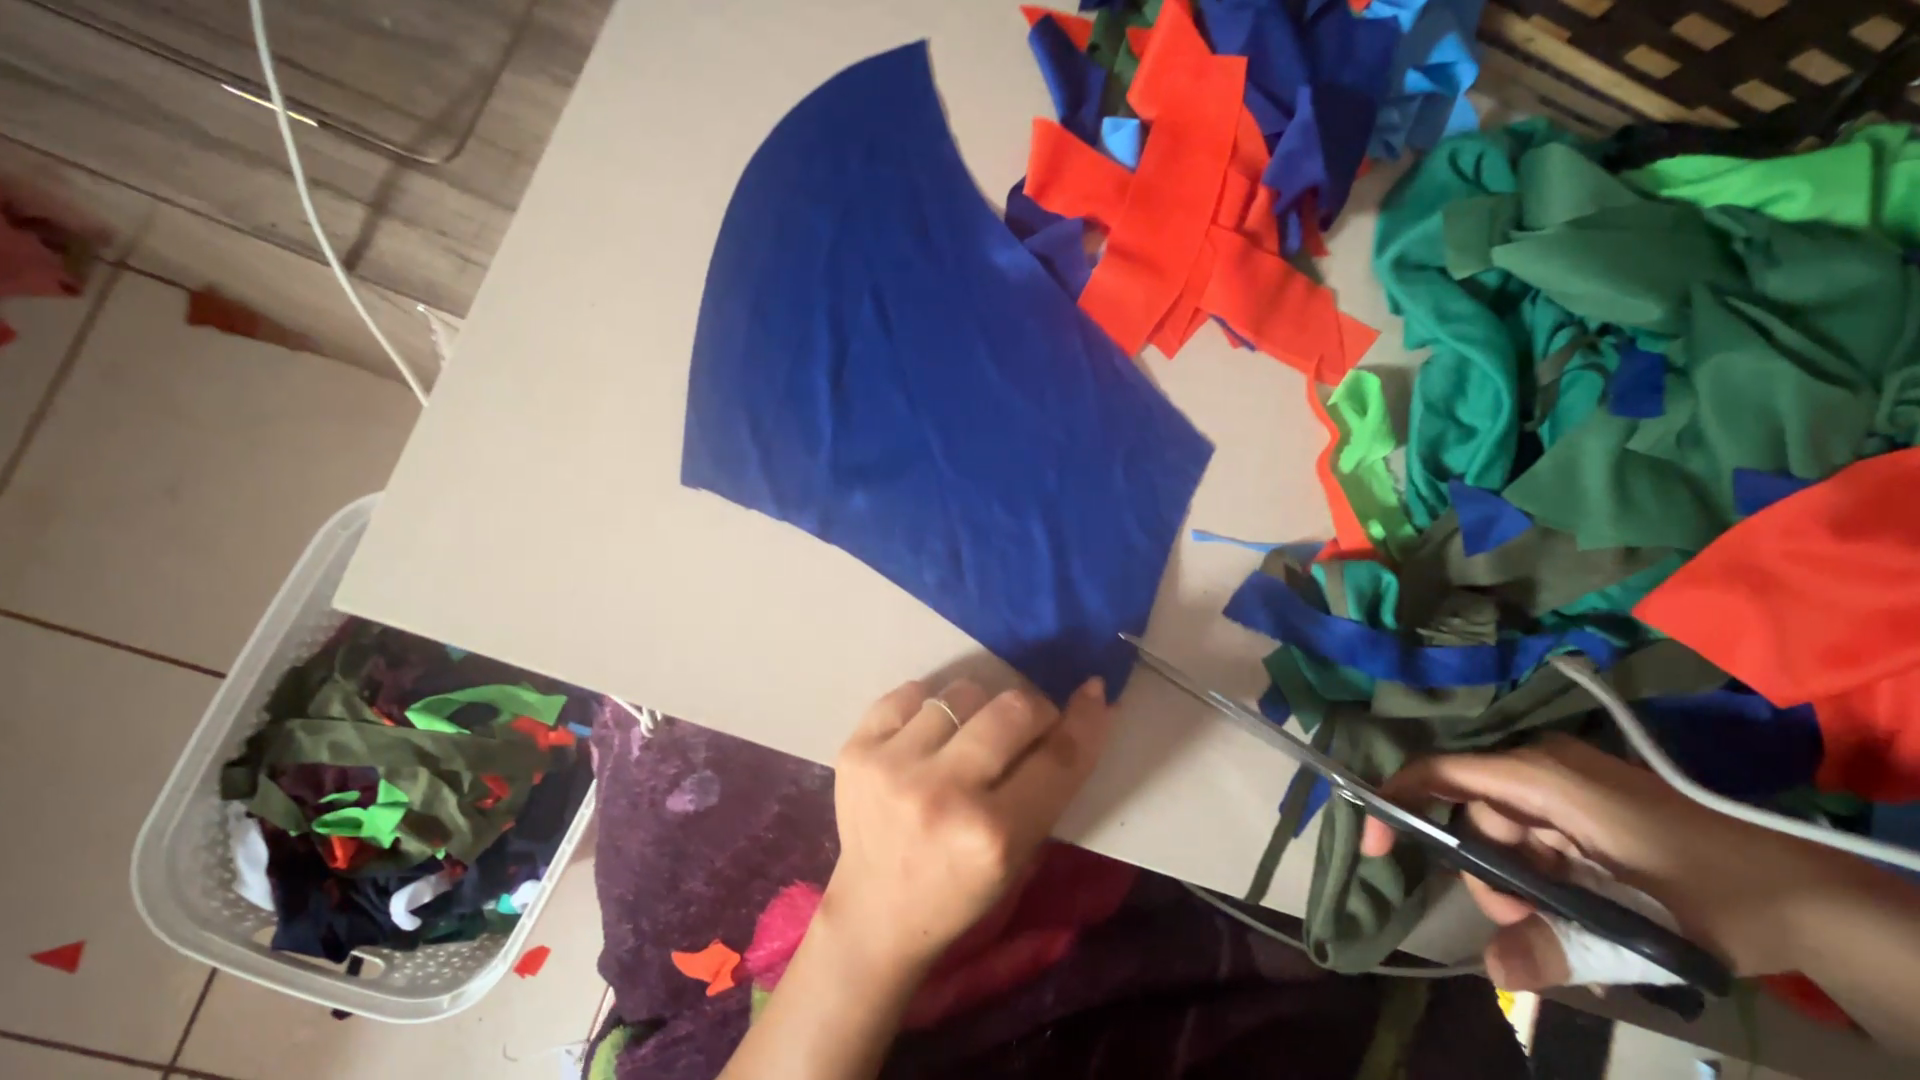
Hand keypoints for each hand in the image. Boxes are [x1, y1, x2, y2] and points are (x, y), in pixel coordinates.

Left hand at [819, 676, 1114, 980]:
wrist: (877, 912)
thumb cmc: (961, 889)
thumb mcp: (1021, 853)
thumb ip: (1052, 782)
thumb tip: (1088, 702)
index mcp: (994, 836)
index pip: (1059, 756)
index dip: (1085, 719)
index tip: (1093, 693)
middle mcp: (943, 796)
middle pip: (1013, 709)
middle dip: (1033, 710)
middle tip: (1027, 726)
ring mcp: (893, 769)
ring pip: (962, 692)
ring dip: (978, 708)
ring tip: (968, 738)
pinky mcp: (856, 752)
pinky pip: (910, 693)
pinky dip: (928, 706)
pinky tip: (928, 738)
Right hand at [1359, 735, 1847, 990]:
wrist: (1813, 896)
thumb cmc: (1717, 894)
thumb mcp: (1635, 928)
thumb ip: (1556, 945)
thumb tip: (1492, 974)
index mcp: (1544, 776)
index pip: (1441, 773)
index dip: (1396, 802)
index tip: (1372, 848)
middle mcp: (1546, 770)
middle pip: (1473, 815)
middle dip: (1487, 872)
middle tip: (1527, 920)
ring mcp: (1569, 788)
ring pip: (1505, 833)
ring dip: (1520, 883)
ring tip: (1569, 924)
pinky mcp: (1588, 809)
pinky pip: (1537, 839)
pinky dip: (1545, 878)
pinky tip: (1582, 910)